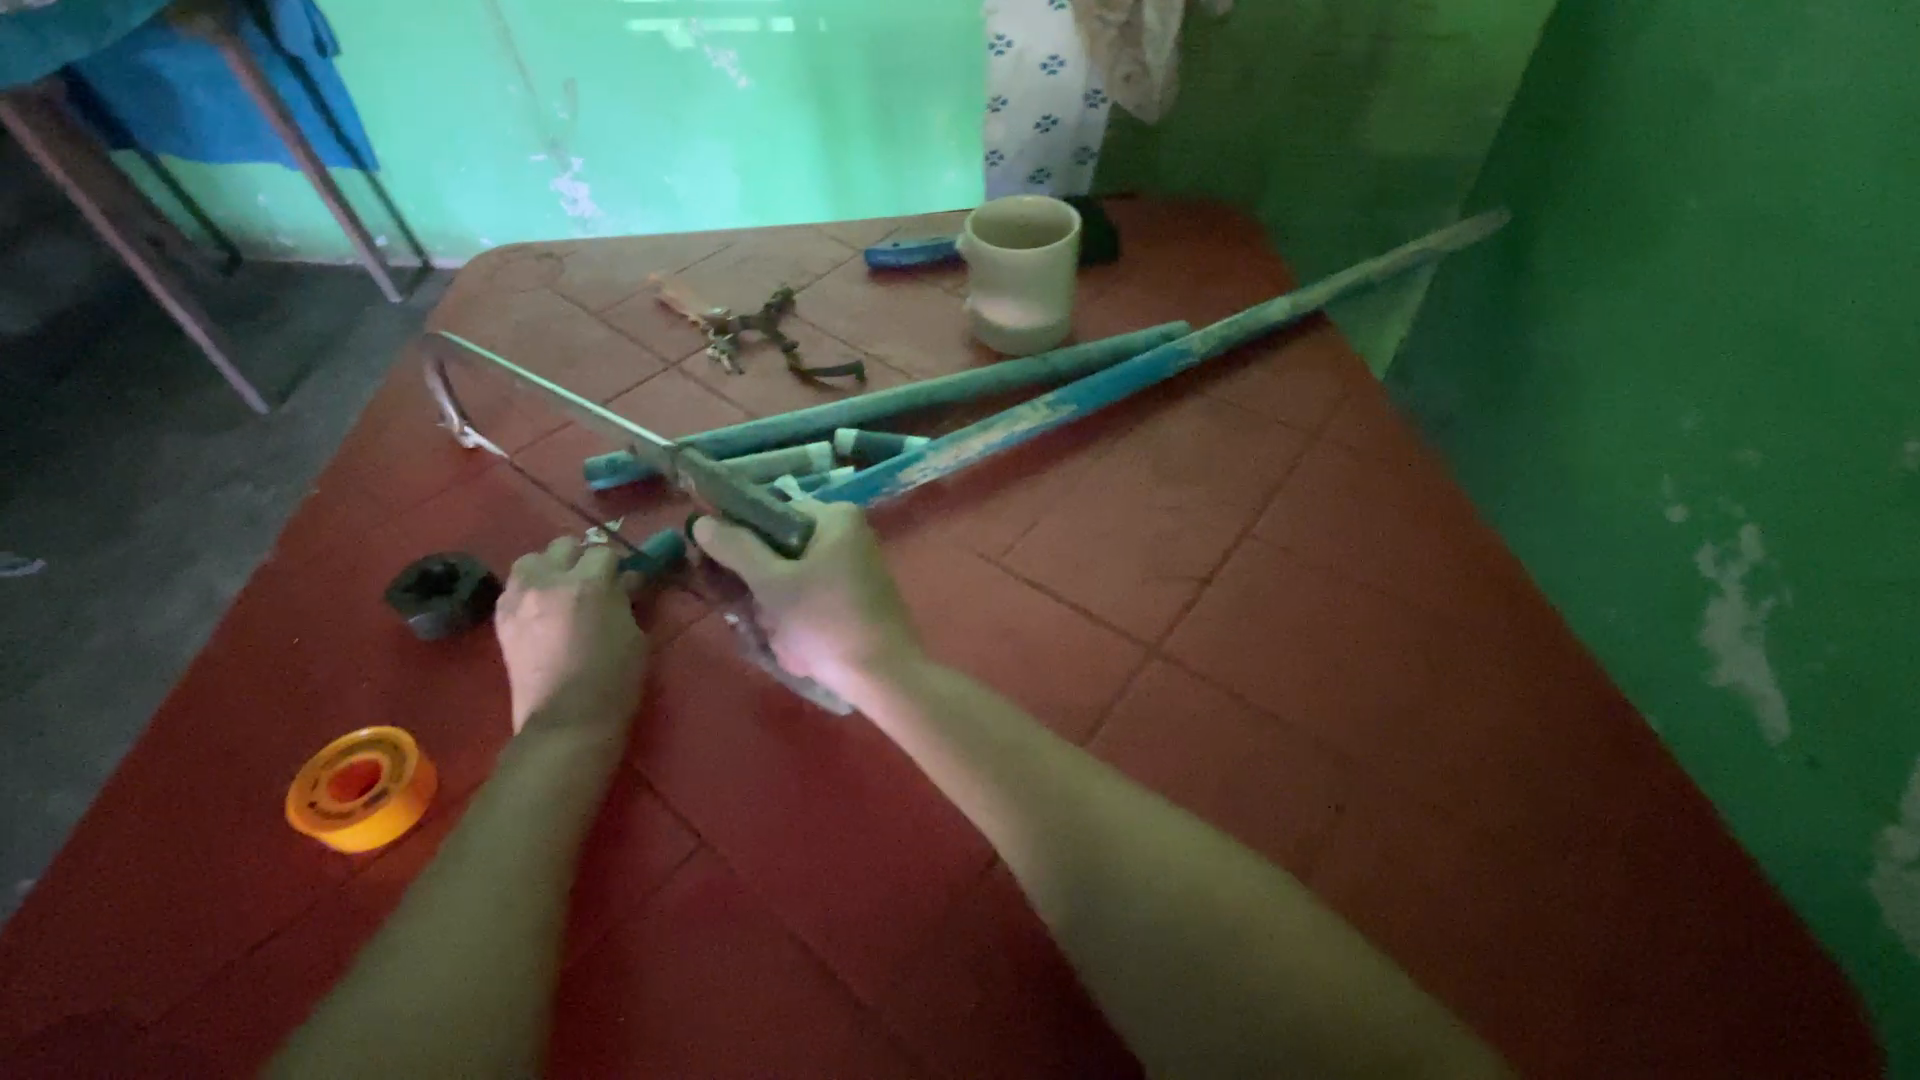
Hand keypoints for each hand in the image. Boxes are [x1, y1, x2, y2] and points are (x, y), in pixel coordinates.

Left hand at [494, 537, 647, 735]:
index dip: (617, 564)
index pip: (604, 551)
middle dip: (581, 558)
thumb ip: (626, 599)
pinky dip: (530, 590)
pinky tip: (543, 610)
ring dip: (549, 568)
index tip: (624, 577)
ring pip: (532, 560)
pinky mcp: (501, 618)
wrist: (567, 720)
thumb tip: (626, 580)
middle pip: (563, 546)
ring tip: (561, 591)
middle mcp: (549, 581)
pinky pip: (515, 587)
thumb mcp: (634, 634)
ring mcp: (519, 598)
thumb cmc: (614, 679)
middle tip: (593, 580)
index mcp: (589, 584)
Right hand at [691, 500, 923, 694]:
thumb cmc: (827, 621)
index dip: (741, 537)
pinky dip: (798, 621)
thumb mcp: (773, 584)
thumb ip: (737, 549)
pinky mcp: (855, 598)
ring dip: (777, 609)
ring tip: (783, 635)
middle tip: (758, 612)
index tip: (720, 566)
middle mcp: (848, 535)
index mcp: (836, 518)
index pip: (772, 513)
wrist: (883, 675)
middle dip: (762, 585)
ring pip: (792, 580)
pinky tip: (798, 646)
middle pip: (781, 549)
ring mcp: (854, 568)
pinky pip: (811, 600)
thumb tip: (702, 522)